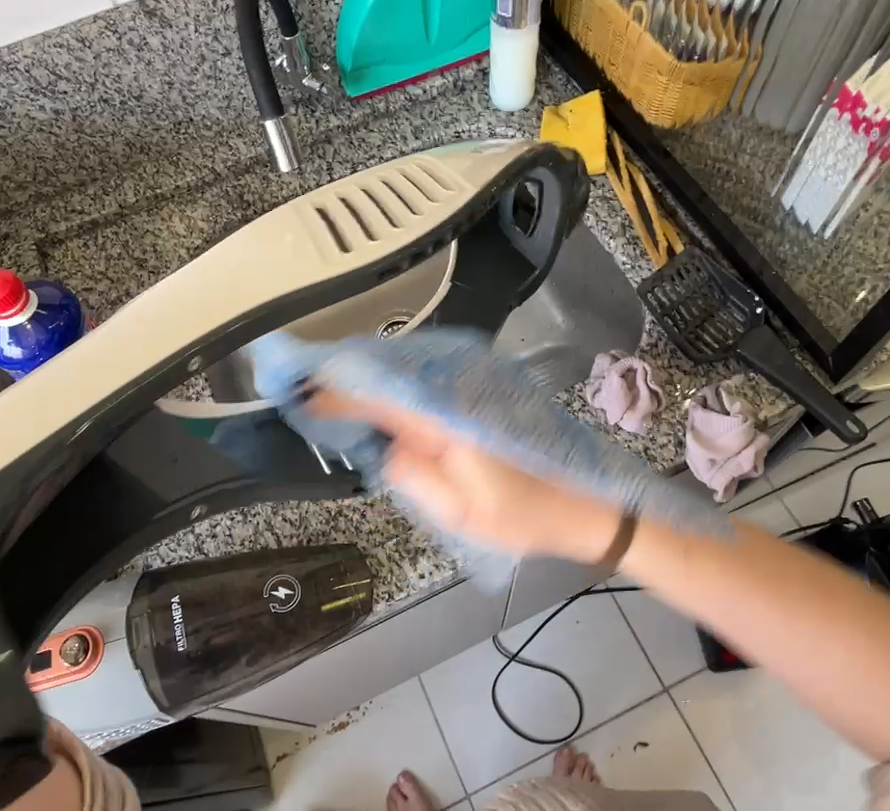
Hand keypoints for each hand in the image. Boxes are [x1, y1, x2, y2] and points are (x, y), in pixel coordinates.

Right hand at [308, 389, 624, 562]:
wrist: (589, 501)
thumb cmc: (526, 515)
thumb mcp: (462, 511)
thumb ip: (414, 475)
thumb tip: (377, 445)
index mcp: (449, 419)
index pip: (380, 395)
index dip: (337, 392)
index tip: (300, 392)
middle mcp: (458, 391)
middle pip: (390, 374)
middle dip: (347, 379)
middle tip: (305, 388)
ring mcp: (472, 387)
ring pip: (407, 374)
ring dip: (368, 380)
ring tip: (330, 393)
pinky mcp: (481, 394)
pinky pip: (427, 383)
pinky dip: (396, 387)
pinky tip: (377, 400)